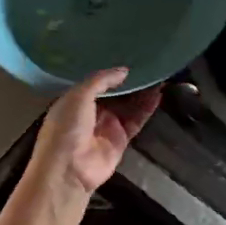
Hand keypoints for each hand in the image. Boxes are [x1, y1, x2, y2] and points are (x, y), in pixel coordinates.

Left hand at [27, 68, 161, 199]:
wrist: (69, 168)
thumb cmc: (67, 126)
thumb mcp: (78, 95)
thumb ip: (101, 80)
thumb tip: (124, 71)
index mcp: (75, 99)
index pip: (96, 81)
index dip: (110, 72)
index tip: (127, 56)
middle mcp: (91, 111)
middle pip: (115, 93)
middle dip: (129, 81)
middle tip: (148, 63)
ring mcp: (107, 126)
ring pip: (128, 105)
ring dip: (141, 92)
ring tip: (158, 75)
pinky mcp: (121, 139)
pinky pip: (136, 120)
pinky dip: (146, 109)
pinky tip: (158, 94)